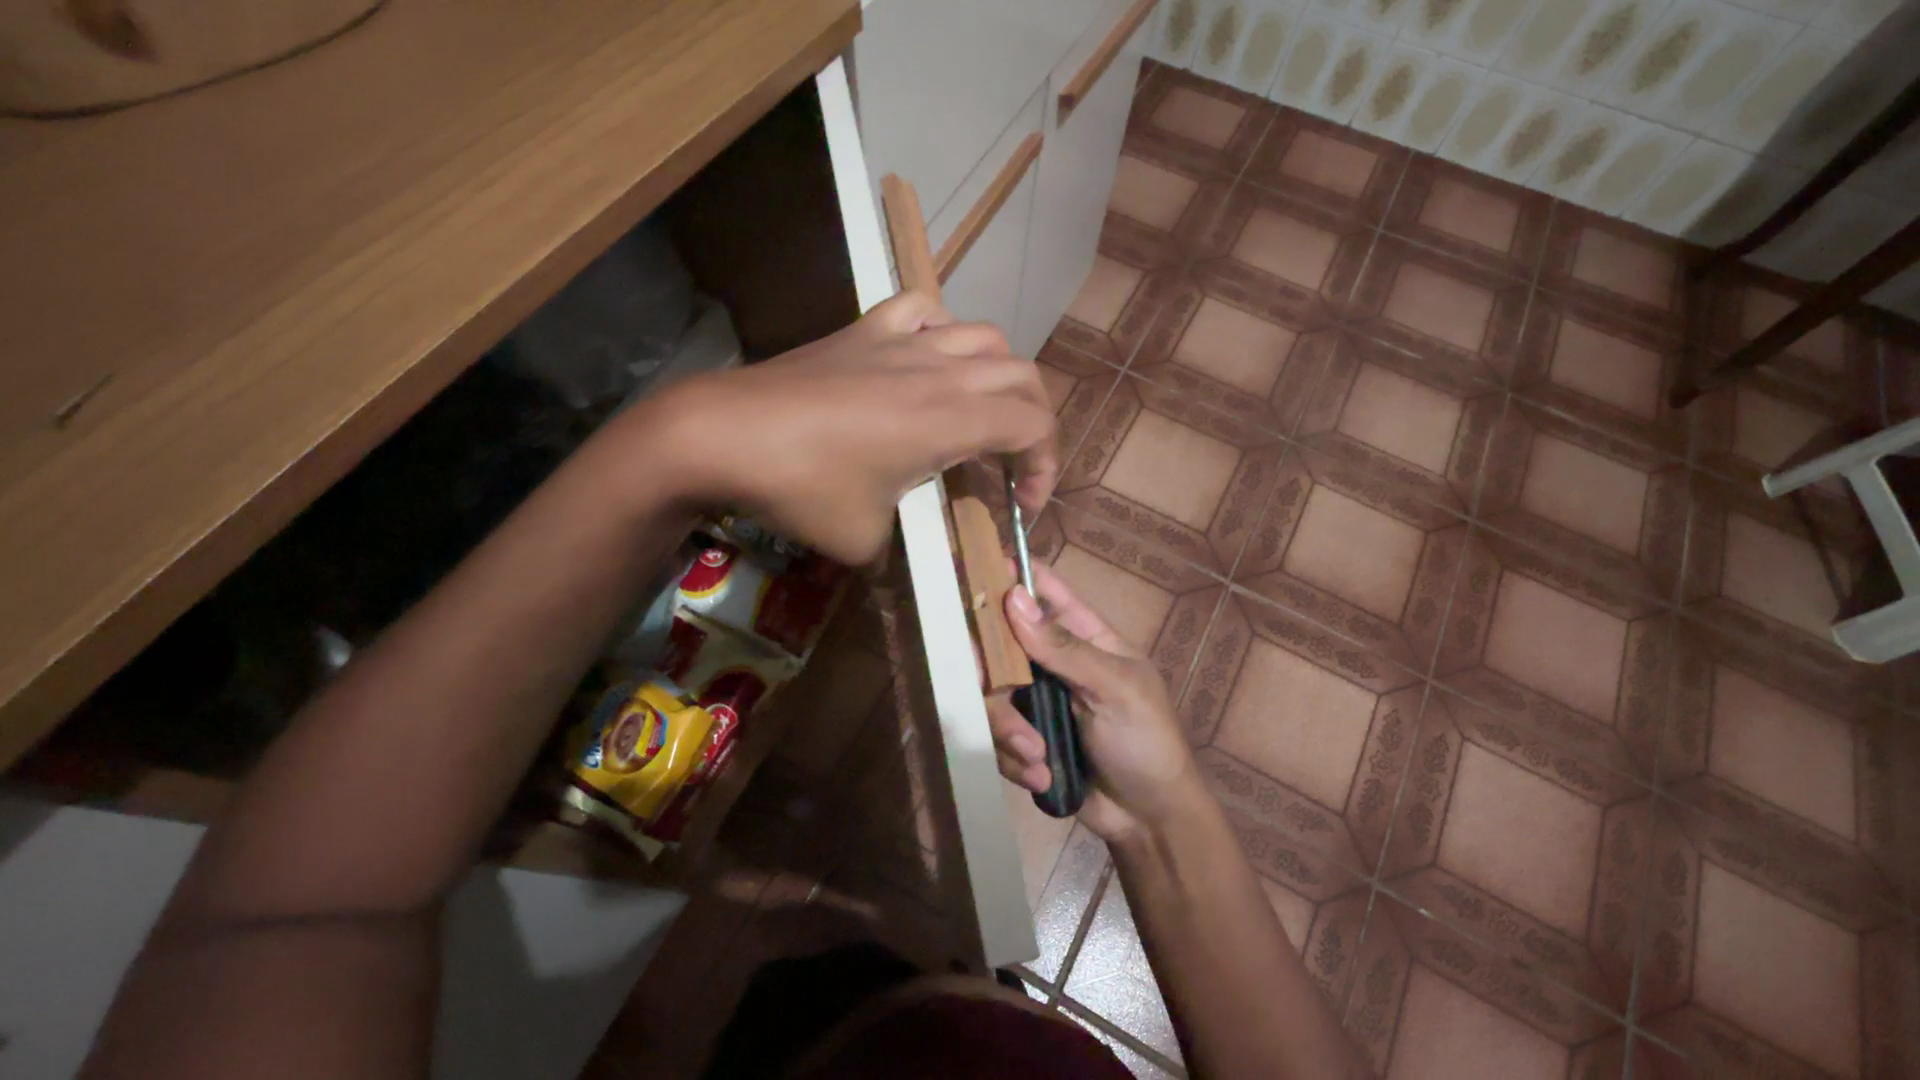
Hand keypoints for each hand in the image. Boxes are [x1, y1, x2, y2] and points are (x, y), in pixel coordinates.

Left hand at [616, 293, 1057, 565]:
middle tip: (1013, 464)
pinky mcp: (862, 330)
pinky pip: (921, 309)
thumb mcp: (864, 542)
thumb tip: (904, 558)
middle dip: (1034, 422)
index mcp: (950, 420)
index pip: (1033, 426)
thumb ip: (903, 548)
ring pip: (981, 334)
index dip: (1045, 467)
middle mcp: (939, 371)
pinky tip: (928, 357)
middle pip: (1022, 376)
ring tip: (980, 410)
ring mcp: (900, 342)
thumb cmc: (801, 488)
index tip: (1023, 505)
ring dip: (998, 374)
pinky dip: (942, 329)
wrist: (724, 434)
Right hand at [989, 562, 1207, 842]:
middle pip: (996, 643)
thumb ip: (1064, 647)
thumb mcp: (1115, 689)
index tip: (971, 577)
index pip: (1040, 588)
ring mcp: (1034, 701)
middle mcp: (1050, 661)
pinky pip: (993, 736)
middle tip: (988, 689)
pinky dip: (1012, 759)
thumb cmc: (1147, 741)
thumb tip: (1013, 596)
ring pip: (989, 695)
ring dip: (1007, 729)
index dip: (1007, 575)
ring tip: (1038, 757)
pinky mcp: (1021, 738)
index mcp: (1082, 634)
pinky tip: (1042, 777)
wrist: (1149, 819)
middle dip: (991, 674)